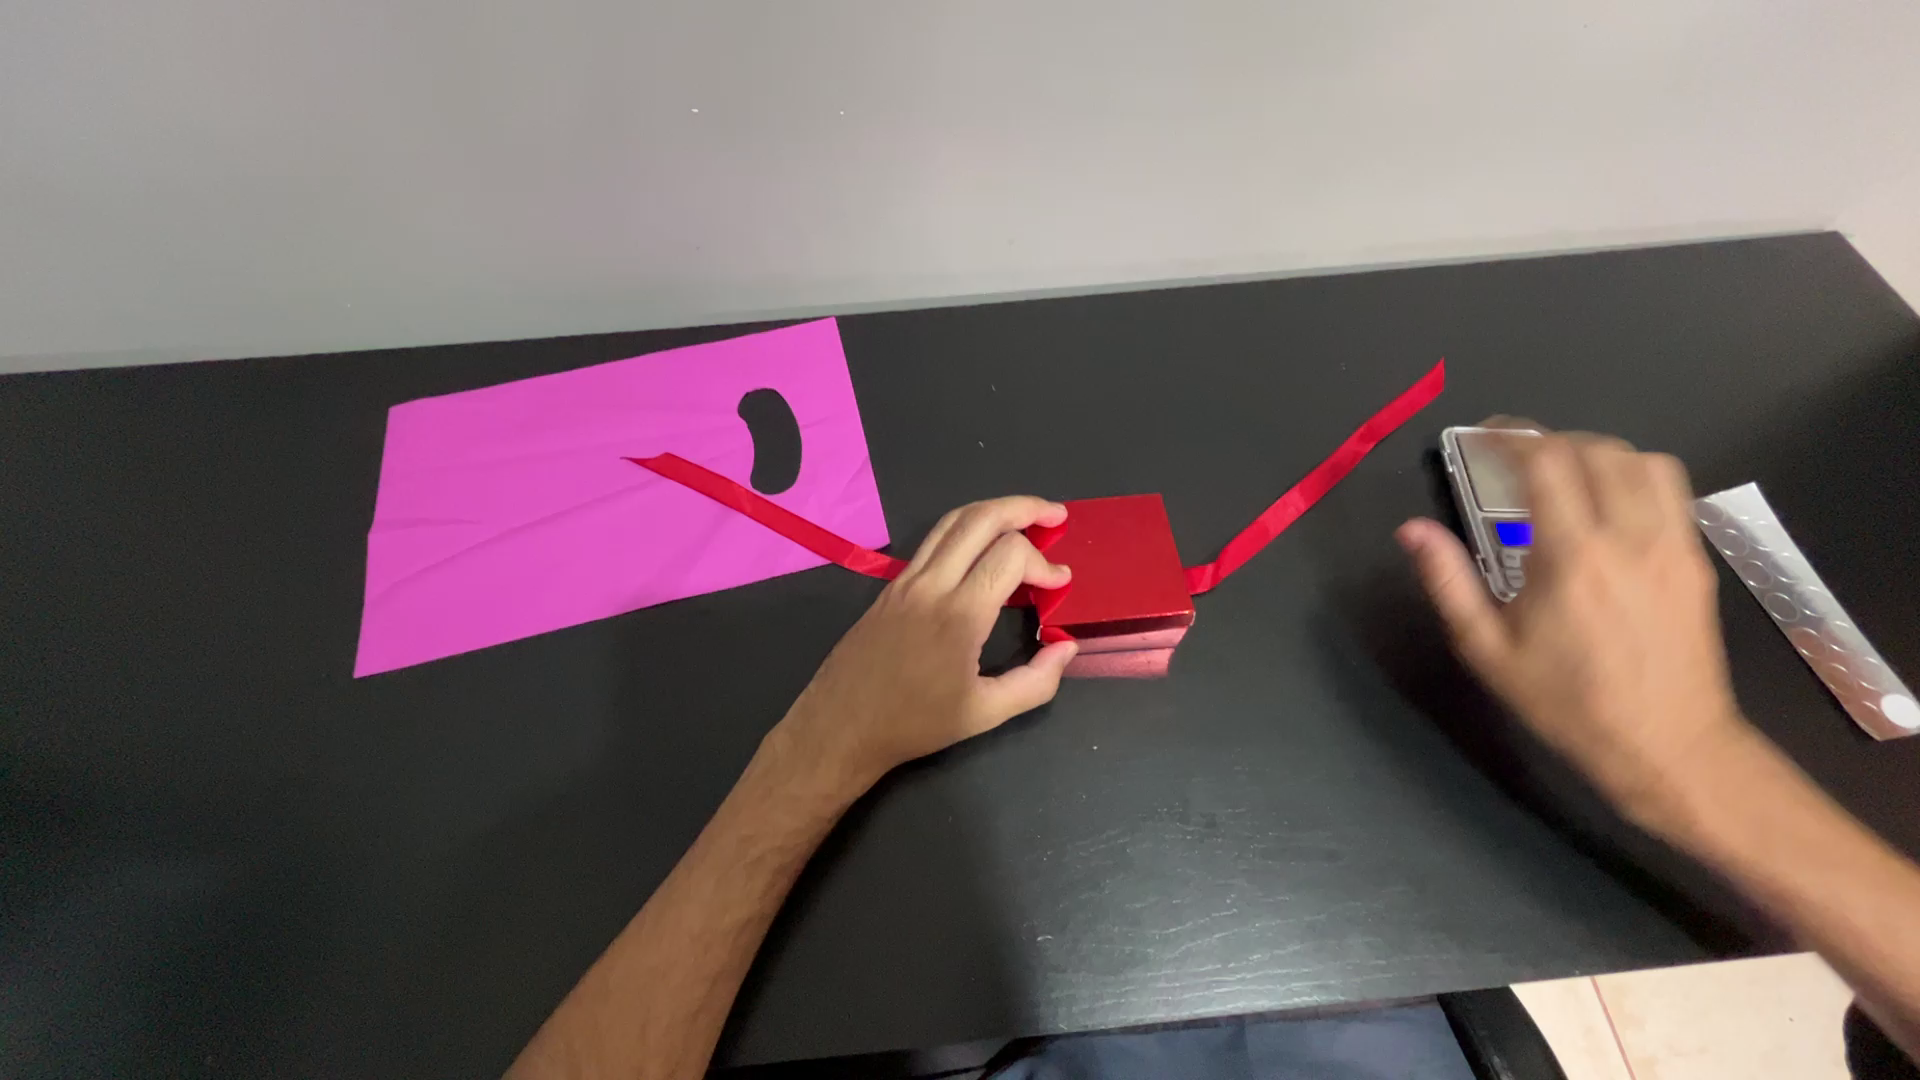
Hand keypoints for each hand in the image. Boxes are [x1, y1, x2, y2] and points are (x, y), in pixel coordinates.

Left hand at [764, 496, 1078, 794]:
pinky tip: (982, 543)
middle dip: (1024, 508)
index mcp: (959, 614)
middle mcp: (932, 584)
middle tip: (1056, 515)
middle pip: (981, 519)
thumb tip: (1067, 646)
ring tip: (1025, 514)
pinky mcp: (891, 585)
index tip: (1059, 585)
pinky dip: (966, 528)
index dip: (1045, 564)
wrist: (841, 725)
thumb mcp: (984, 714)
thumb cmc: (914, 723)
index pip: (1011, 555)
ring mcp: (906, 580)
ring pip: (953, 521)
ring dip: (993, 510)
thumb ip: (1036, 682)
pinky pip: (933, 540)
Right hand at [1397, 428, 1752, 830]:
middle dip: (1550, 439)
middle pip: (1598, 450)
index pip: (1548, 463)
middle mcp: (1629, 538)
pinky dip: (1631, 476)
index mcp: (1571, 557)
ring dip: (1596, 452)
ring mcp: (1673, 546)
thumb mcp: (1485, 647)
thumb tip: (1411, 529)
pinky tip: (1601, 505)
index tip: (1482, 438)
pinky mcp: (1696, 560)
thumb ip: (1447, 580)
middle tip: (1511, 454)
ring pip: (1645, 462)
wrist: (1666, 743)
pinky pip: (1670, 491)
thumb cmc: (1563, 699)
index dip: (1512, 437)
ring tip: (1559, 471)